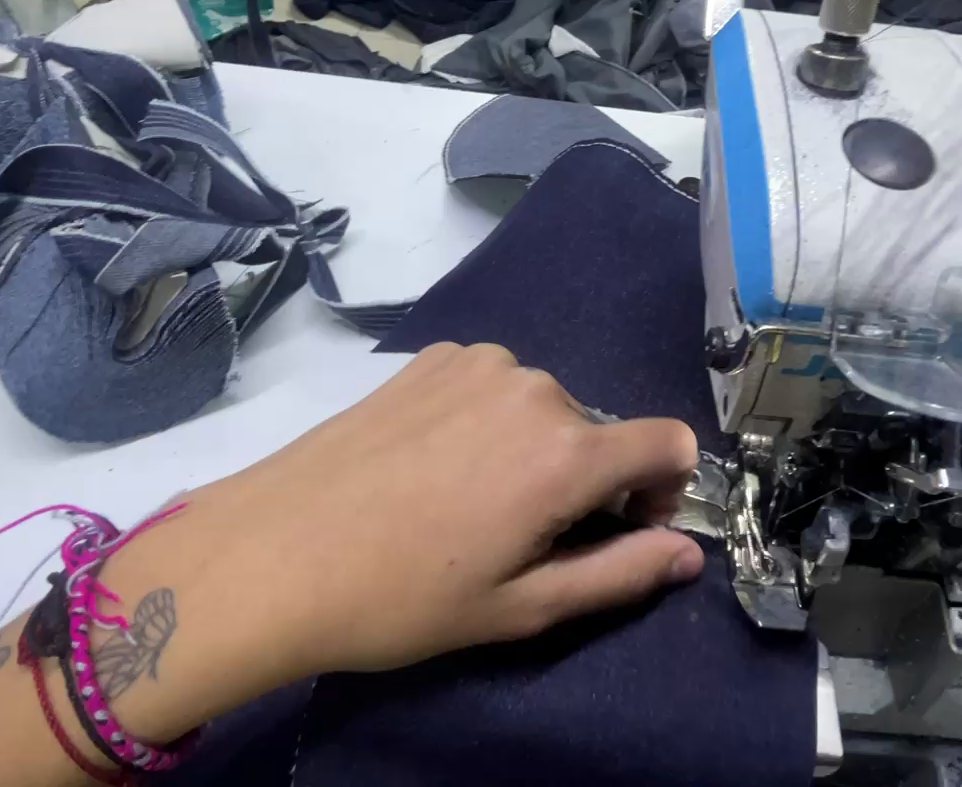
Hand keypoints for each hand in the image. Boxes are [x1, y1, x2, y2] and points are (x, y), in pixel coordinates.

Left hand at [94, 343, 704, 737]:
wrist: (274, 549)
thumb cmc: (404, 595)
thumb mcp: (522, 607)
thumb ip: (621, 573)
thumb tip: (688, 554)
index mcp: (568, 451)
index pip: (669, 443)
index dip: (659, 490)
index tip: (611, 527)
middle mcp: (536, 387)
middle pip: (599, 433)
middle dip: (583, 479)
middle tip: (515, 531)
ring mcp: (482, 362)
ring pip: (544, 407)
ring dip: (532, 446)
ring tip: (465, 495)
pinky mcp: (437, 354)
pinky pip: (494, 384)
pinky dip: (486, 418)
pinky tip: (432, 457)